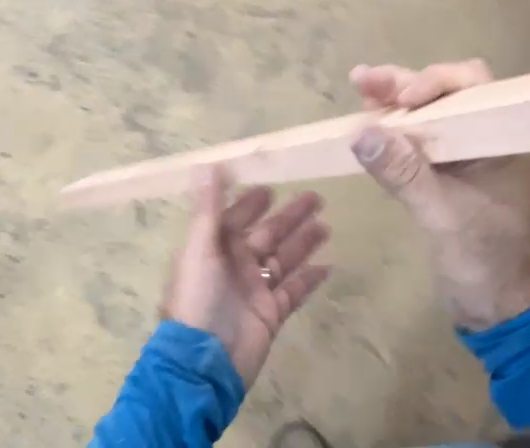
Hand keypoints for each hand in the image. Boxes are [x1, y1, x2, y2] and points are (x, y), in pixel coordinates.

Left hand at [163, 166, 331, 385]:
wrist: (204, 364)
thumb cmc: (199, 299)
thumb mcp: (200, 248)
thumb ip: (209, 207)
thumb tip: (210, 165)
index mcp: (216, 248)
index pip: (238, 217)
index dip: (253, 202)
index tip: (272, 186)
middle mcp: (236, 265)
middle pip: (268, 234)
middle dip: (290, 216)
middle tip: (317, 196)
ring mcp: (255, 290)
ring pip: (284, 258)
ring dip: (304, 242)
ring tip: (327, 225)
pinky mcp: (271, 314)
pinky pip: (295, 290)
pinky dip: (311, 278)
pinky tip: (329, 265)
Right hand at [349, 60, 529, 330]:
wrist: (501, 309)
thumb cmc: (484, 258)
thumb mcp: (440, 214)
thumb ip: (403, 172)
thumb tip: (360, 134)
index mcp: (499, 136)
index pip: (470, 84)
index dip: (434, 82)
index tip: (403, 101)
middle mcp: (483, 134)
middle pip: (443, 91)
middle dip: (403, 83)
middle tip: (363, 80)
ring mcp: (463, 152)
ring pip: (428, 110)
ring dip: (393, 98)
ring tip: (359, 86)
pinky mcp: (444, 171)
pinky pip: (418, 137)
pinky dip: (393, 127)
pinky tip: (367, 120)